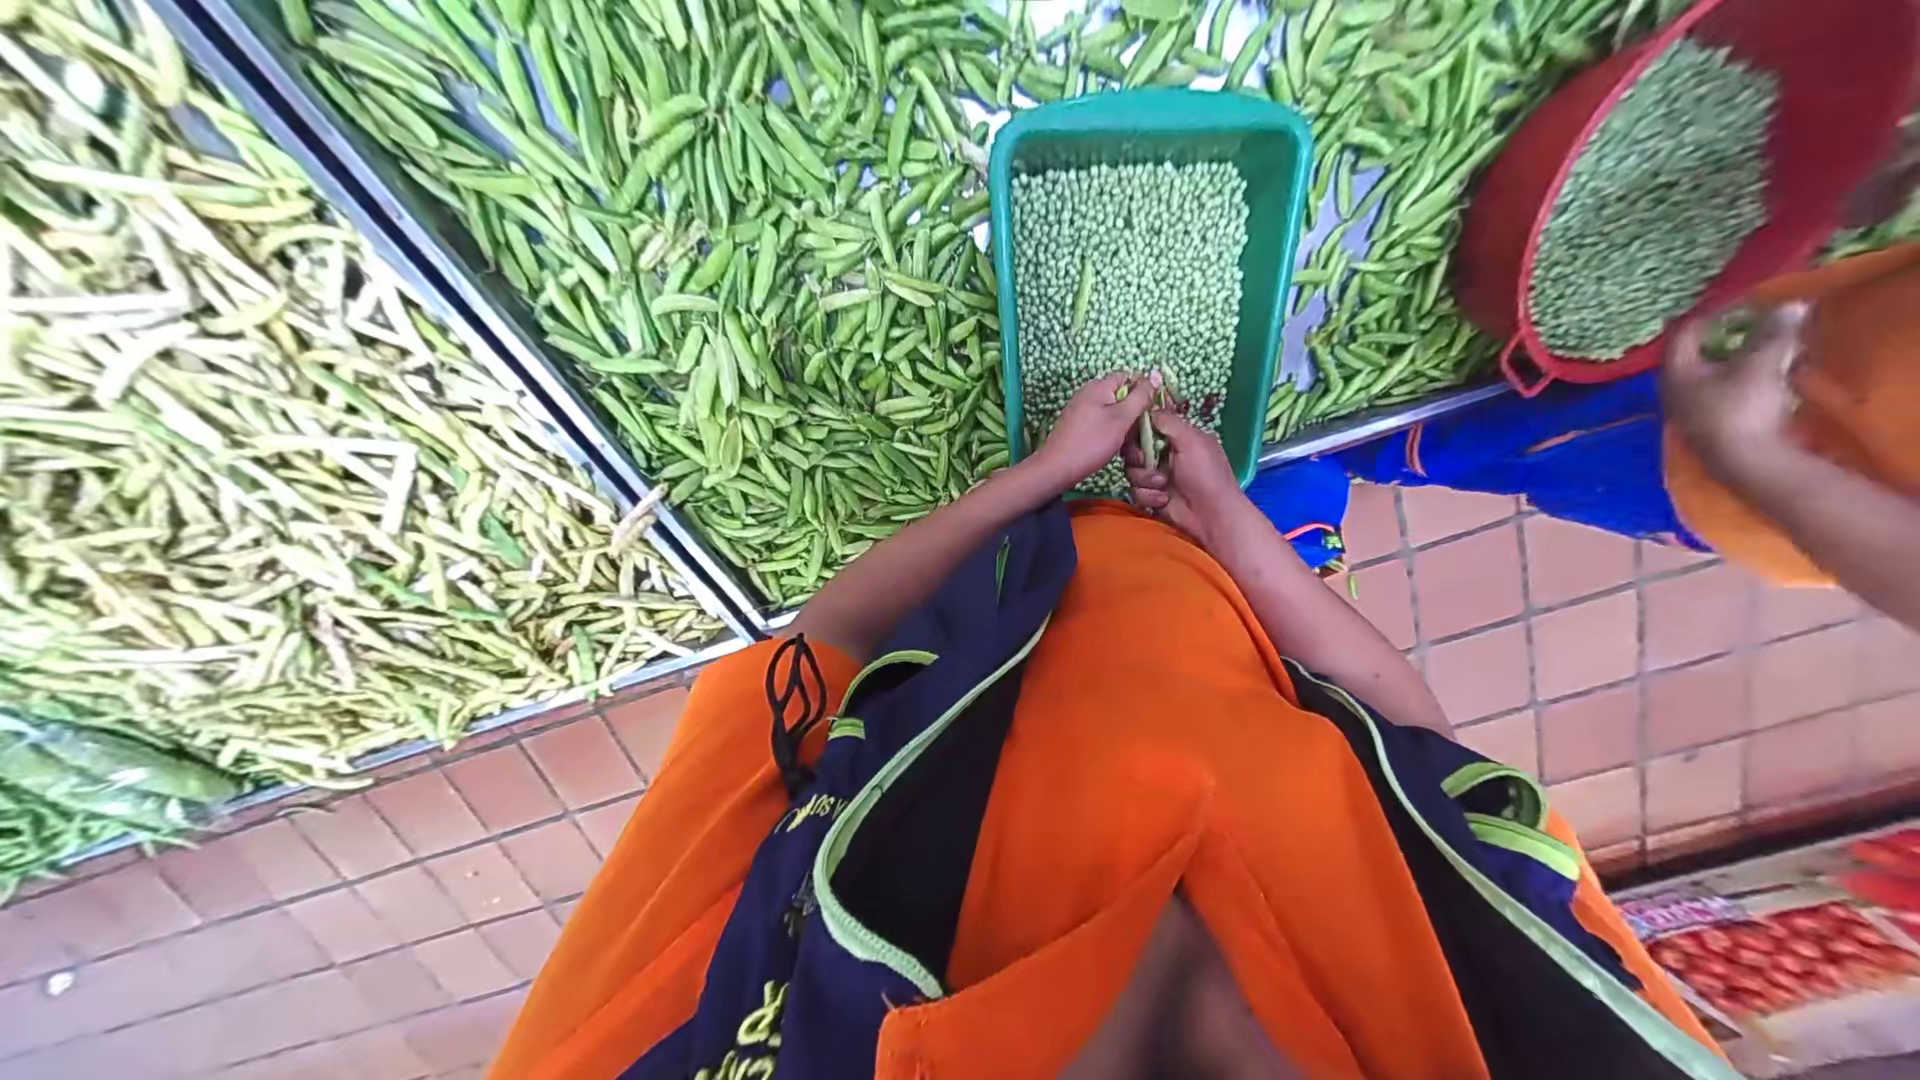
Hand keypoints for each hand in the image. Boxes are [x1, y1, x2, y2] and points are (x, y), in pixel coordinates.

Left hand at [1029, 372, 1153, 489]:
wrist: (1057, 467)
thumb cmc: (1092, 442)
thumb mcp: (1122, 418)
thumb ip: (1140, 396)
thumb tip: (1155, 375)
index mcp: (1099, 385)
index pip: (1130, 377)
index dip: (1144, 390)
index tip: (1152, 410)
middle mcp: (1088, 392)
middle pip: (1121, 395)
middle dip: (1134, 411)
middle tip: (1141, 432)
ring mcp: (1081, 408)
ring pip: (1112, 411)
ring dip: (1124, 425)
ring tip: (1129, 443)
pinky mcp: (1077, 424)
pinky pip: (1101, 422)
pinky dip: (1111, 432)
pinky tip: (1114, 447)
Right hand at [1124, 409, 1245, 544]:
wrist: (1210, 515)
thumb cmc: (1206, 474)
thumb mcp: (1192, 440)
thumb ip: (1168, 422)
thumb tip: (1147, 408)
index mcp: (1177, 438)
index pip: (1147, 427)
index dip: (1137, 431)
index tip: (1135, 437)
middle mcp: (1165, 456)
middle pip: (1134, 450)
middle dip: (1138, 458)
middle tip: (1146, 462)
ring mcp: (1157, 477)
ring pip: (1132, 472)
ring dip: (1146, 479)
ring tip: (1163, 485)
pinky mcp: (1151, 497)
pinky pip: (1135, 492)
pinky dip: (1148, 496)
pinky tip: (1164, 500)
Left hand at [1662, 303, 1807, 477]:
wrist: (1739, 458)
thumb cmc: (1741, 407)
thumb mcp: (1760, 364)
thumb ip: (1772, 334)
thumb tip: (1788, 305)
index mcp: (1675, 371)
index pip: (1683, 334)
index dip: (1708, 314)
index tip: (1735, 301)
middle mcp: (1670, 388)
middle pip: (1687, 354)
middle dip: (1713, 336)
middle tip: (1740, 321)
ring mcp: (1683, 406)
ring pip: (1700, 372)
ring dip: (1724, 357)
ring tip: (1749, 345)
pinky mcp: (1701, 420)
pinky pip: (1712, 389)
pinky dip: (1730, 376)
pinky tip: (1750, 377)